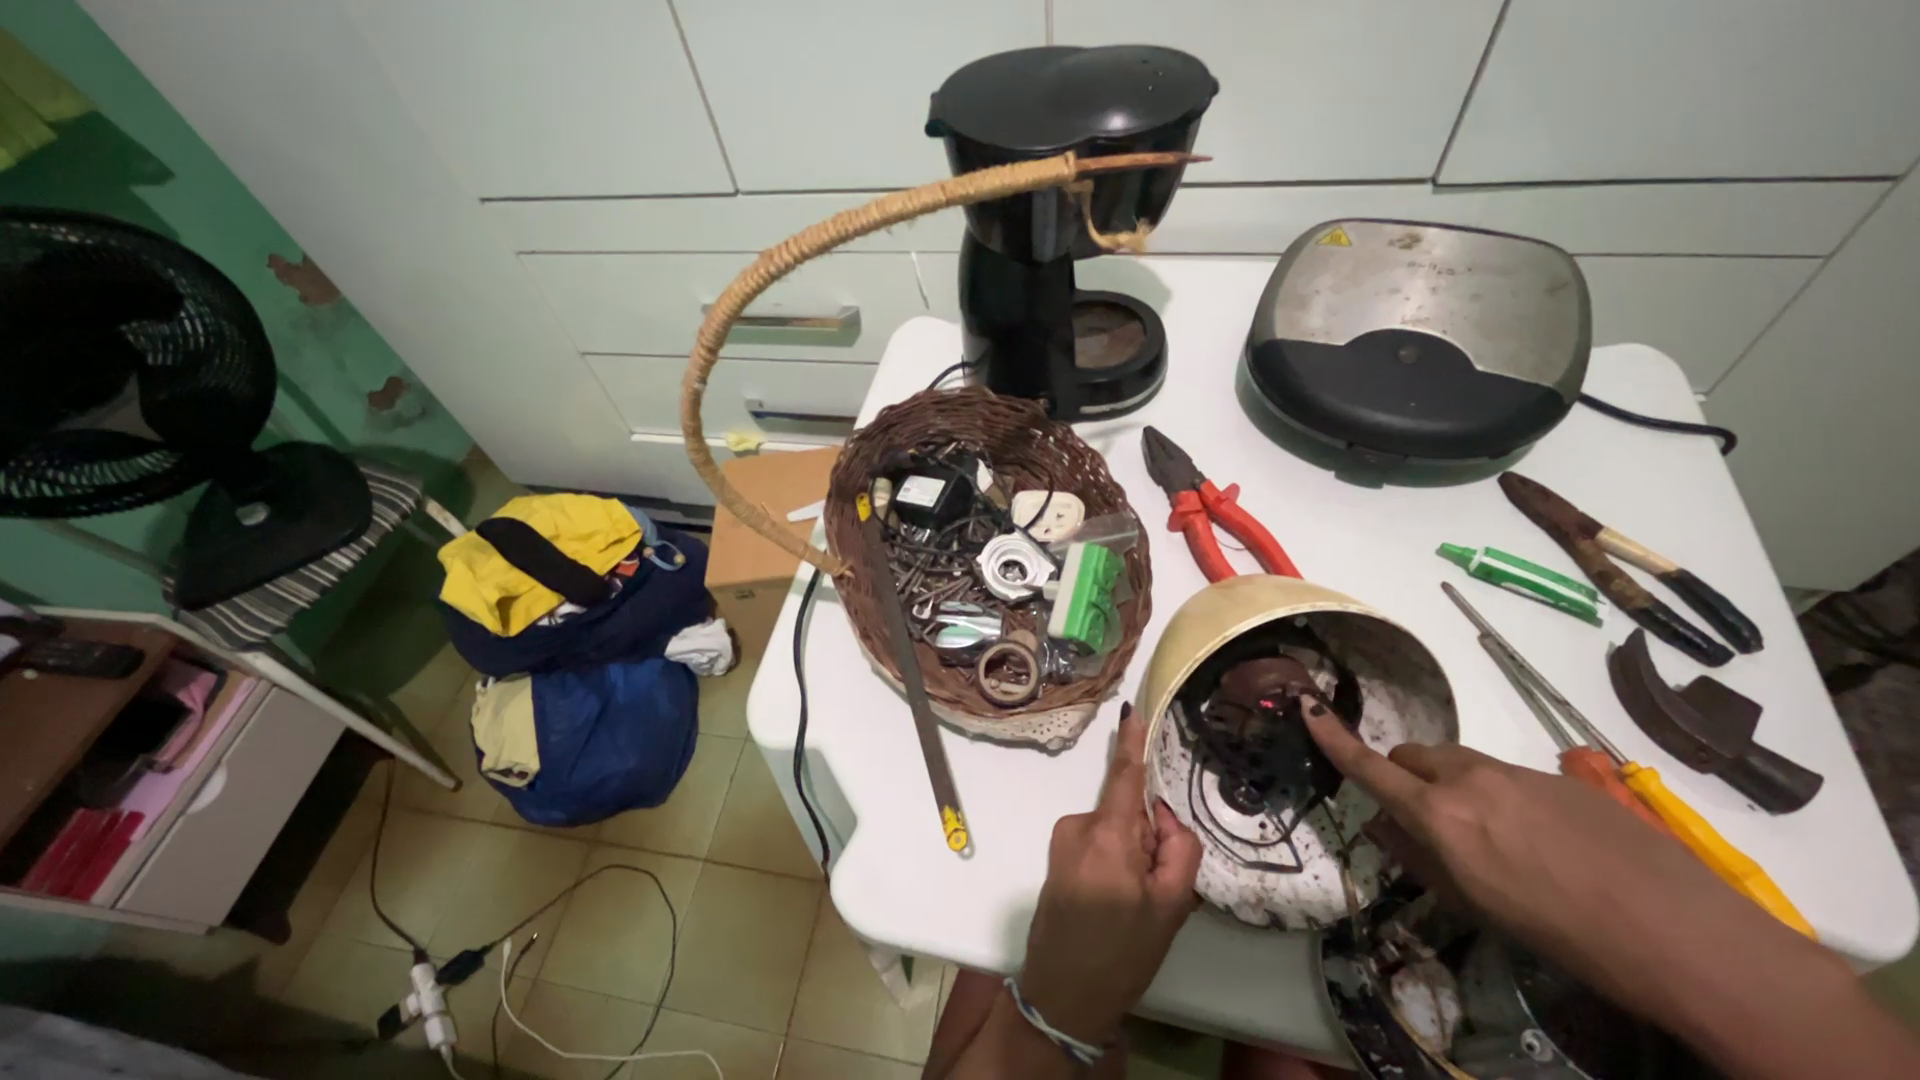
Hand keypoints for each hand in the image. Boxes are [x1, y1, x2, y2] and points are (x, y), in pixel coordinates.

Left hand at [1017, 702, 1203, 1046]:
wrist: (1063, 995)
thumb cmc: (1121, 954)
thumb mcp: (1170, 907)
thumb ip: (1179, 849)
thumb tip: (1164, 816)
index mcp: (1108, 835)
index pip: (1126, 777)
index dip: (1132, 742)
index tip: (1132, 707)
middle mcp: (1079, 826)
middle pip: (1129, 810)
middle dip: (1151, 836)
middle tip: (1158, 887)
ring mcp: (1063, 841)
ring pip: (1116, 829)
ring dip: (1134, 853)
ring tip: (1136, 904)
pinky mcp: (1057, 856)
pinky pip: (1099, 842)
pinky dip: (1117, 861)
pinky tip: (1118, 904)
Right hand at [1301, 710, 1840, 1021]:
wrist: (1678, 931)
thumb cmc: (1561, 932)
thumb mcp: (1476, 904)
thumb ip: (1421, 857)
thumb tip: (1386, 826)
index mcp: (1441, 815)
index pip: (1370, 768)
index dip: (1333, 738)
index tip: (1307, 707)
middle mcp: (1471, 780)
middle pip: (1414, 757)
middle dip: (1404, 777)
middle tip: (1420, 818)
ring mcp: (1518, 773)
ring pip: (1460, 764)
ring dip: (1450, 785)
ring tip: (1485, 837)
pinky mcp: (1560, 779)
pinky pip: (1504, 776)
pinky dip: (1497, 796)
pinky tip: (1537, 842)